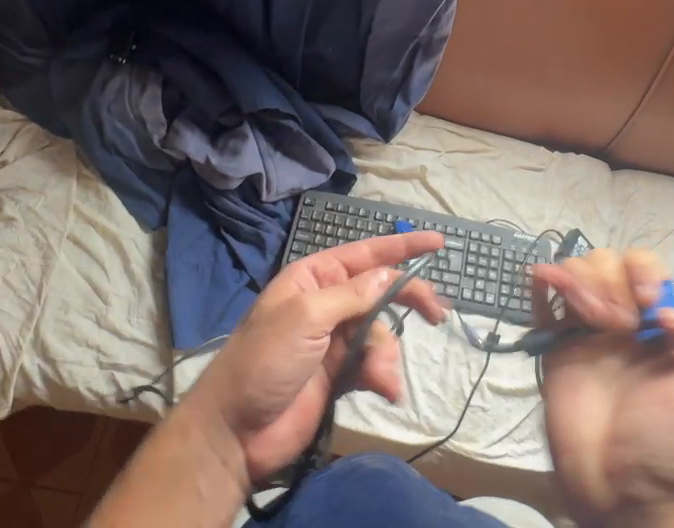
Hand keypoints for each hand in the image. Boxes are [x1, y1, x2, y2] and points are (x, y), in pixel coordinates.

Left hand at [181, 231, 447, 484]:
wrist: (236, 432)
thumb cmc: (264, 361)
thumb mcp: (305, 317)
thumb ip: (352, 295)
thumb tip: (388, 276)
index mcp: (313, 278)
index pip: (365, 253)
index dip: (402, 246)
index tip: (438, 242)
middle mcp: (327, 303)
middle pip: (380, 291)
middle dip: (408, 299)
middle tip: (437, 313)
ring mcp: (334, 340)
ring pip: (381, 332)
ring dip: (387, 353)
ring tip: (381, 377)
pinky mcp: (340, 375)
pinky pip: (375, 364)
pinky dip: (384, 375)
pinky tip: (386, 390)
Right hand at [533, 249, 673, 526]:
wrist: (625, 491)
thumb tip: (667, 309)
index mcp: (663, 325)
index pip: (649, 269)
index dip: (644, 273)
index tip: (646, 306)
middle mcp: (625, 319)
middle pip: (609, 262)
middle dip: (610, 280)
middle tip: (617, 323)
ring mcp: (587, 330)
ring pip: (577, 272)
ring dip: (581, 281)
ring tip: (589, 319)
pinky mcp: (556, 346)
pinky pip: (545, 301)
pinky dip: (543, 281)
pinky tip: (545, 282)